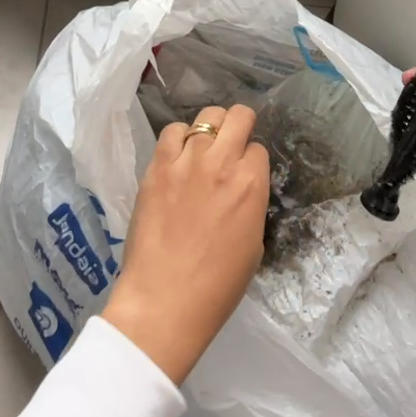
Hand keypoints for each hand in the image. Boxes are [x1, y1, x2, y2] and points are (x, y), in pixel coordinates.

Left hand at [101, 103, 269, 384]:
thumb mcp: (254, 243)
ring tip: (203, 146)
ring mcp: (187, 160)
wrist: (165, 299)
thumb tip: (241, 189)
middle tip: (232, 141)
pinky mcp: (157, 166)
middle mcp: (222, 162)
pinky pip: (171, 132)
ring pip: (206, 117)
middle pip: (237, 117)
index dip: (252, 160)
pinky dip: (179, 138)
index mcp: (251, 184)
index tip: (244, 173)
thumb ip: (251, 203)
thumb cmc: (218, 285)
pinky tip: (177, 155)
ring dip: (210, 129)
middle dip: (239, 125)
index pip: (258, 148)